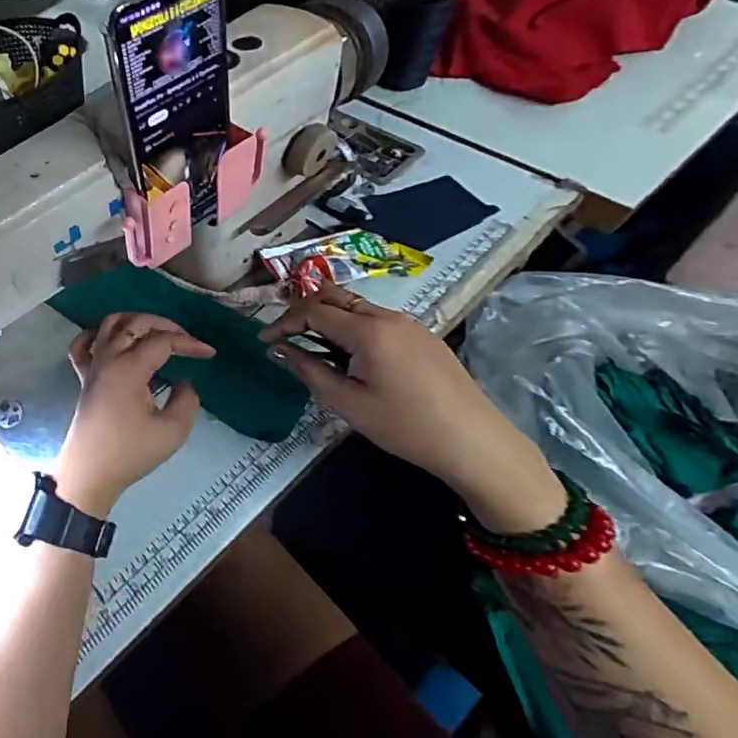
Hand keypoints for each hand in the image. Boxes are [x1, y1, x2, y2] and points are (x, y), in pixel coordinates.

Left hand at [55, 313, 214, 516]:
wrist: (89, 475)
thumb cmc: (130, 453)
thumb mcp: (172, 431)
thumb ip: (187, 400)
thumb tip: (184, 383)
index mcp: (129, 368)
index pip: (163, 340)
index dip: (189, 343)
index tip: (208, 354)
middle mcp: (108, 358)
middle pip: (137, 322)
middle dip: (166, 325)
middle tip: (187, 341)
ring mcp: (93, 366)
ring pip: (110, 324)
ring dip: (136, 321)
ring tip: (157, 333)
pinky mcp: (84, 378)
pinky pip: (84, 345)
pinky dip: (98, 335)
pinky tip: (113, 340)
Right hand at [259, 284, 565, 531]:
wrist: (472, 440)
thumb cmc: (405, 427)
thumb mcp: (349, 404)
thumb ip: (311, 371)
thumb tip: (281, 350)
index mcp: (367, 331)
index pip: (313, 311)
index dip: (284, 322)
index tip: (265, 340)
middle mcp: (388, 316)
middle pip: (335, 297)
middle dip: (305, 310)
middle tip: (285, 334)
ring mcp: (409, 322)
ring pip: (358, 307)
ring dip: (331, 319)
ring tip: (316, 348)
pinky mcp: (423, 334)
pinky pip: (379, 319)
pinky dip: (355, 327)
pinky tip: (354, 356)